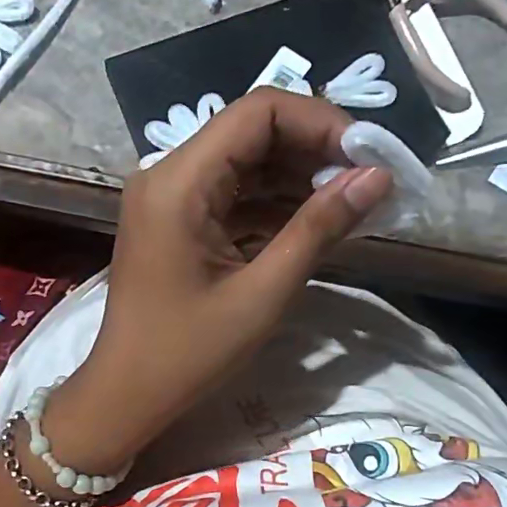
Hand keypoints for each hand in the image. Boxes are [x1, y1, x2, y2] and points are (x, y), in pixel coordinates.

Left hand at [44, 89, 392, 474]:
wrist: (128, 394)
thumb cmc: (189, 353)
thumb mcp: (262, 293)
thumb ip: (319, 228)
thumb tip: (378, 178)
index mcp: (180, 182)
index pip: (258, 112)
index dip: (320, 122)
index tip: (368, 155)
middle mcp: (170, 174)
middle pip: (253, 132)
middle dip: (315, 150)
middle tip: (370, 181)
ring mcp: (172, 196)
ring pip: (247, 163)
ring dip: (300, 177)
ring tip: (354, 201)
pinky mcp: (180, 220)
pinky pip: (235, 194)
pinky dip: (276, 203)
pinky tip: (318, 220)